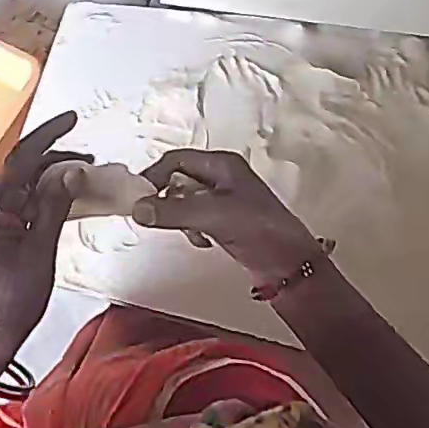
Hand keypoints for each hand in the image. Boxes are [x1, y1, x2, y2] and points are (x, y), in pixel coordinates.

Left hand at [0, 111, 87, 370]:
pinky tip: (68, 198)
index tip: (72, 118)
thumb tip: (73, 171)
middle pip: (26, 168)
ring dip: (55, 177)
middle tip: (89, 156)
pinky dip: (49, 196)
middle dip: (58, 157)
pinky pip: (27, 203)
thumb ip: (55, 206)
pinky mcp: (1, 232)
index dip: (50, 135)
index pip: (24, 158)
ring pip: (28, 185)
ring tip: (85, 175)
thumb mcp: (40, 250)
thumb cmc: (8, 300)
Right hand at [133, 150, 322, 284]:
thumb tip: (139, 208)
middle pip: (180, 179)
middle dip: (169, 199)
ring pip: (186, 201)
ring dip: (181, 217)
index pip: (177, 160)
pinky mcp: (225, 221)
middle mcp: (222, 178)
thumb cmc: (262, 230)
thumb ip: (174, 211)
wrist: (290, 267)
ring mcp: (224, 200)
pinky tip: (203, 240)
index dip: (155, 175)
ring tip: (193, 231)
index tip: (138, 196)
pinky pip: (196, 219)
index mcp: (222, 164)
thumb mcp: (213, 215)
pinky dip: (192, 229)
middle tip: (158, 216)